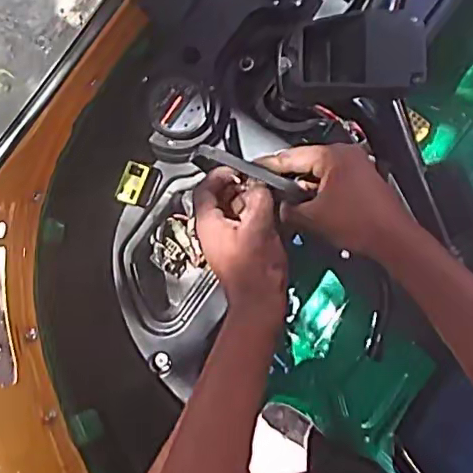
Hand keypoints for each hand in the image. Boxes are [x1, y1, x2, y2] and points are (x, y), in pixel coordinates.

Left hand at [191, 167, 287, 320]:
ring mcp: (221, 241)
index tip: (239, 171)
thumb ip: (259, 198)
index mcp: (207, 222)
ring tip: (264, 199)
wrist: (260, 302)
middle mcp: (209, 231)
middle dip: (238, 187)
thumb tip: (259, 185)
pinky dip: (251, 216)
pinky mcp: (235, 249)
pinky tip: (267, 217)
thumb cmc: (256, 271)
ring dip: (247, 201)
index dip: (222, 174)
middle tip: (256, 184)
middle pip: (218, 197)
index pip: (205, 186)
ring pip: (230, 210)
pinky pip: (239, 224)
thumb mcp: (259, 225)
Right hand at [261, 144, 418, 260]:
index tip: (256, 170)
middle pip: (305, 162)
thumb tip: (280, 207)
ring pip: (319, 171)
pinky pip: (333, 179)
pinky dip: (321, 191)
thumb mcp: (312, 218)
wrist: (393, 239)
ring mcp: (357, 165)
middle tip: (272, 191)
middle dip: (288, 179)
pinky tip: (314, 207)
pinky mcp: (363, 178)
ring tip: (294, 204)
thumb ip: (288, 209)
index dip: (269, 166)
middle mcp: (346, 154)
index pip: (289, 156)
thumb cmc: (363, 224)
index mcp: (332, 155)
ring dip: (305, 187)